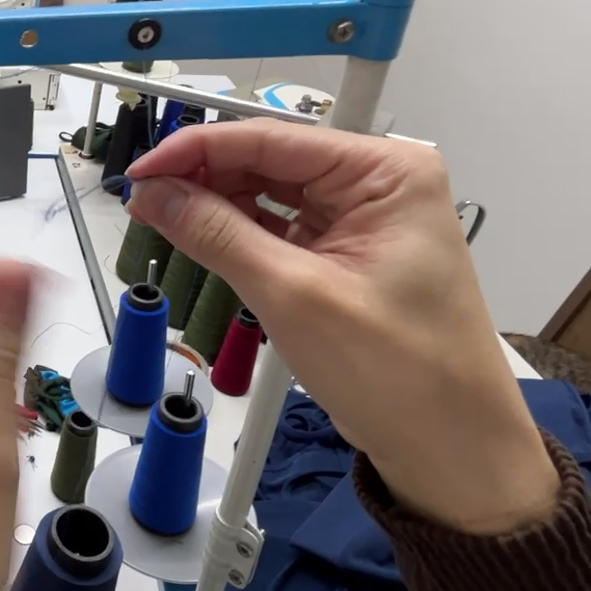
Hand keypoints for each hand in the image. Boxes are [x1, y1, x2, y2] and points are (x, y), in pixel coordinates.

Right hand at [127, 121, 557, 534]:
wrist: (450, 452)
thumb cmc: (397, 374)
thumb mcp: (293, 294)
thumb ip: (216, 234)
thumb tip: (152, 193)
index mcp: (385, 173)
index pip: (270, 139)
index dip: (194, 150)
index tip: (139, 171)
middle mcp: (374, 182)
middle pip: (265, 160)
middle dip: (200, 177)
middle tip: (141, 200)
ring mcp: (358, 217)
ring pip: (265, 191)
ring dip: (211, 203)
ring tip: (158, 217)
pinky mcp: (342, 251)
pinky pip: (275, 225)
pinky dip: (232, 230)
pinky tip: (194, 233)